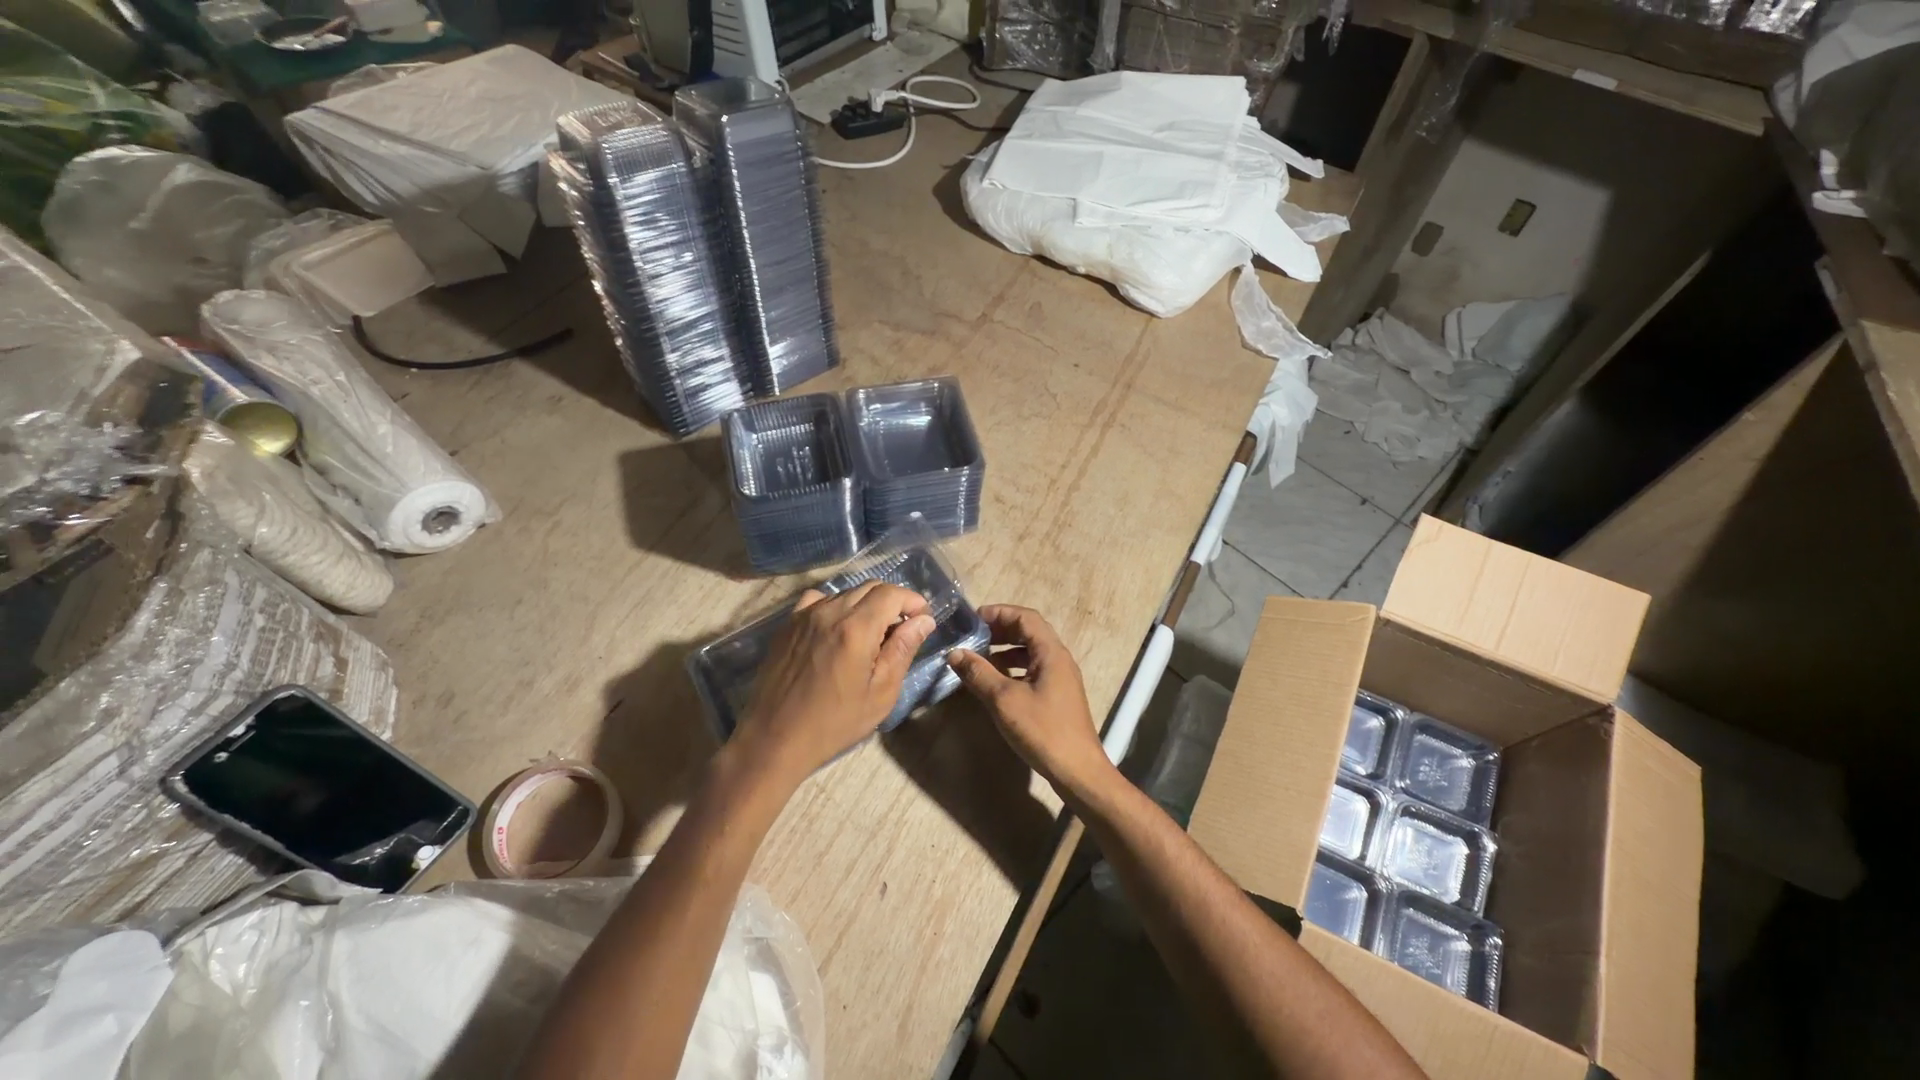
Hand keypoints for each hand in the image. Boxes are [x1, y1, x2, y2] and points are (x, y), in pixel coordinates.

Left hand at [735, 582, 935, 778]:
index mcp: (856, 628)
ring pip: (844, 593)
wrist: (775, 738)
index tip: (922, 618)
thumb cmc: (835, 722)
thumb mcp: (880, 692)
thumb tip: (923, 620)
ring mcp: (803, 615)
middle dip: (891, 601)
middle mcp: (829, 611)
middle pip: (869, 588)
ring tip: (870, 634)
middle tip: (900, 629)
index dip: (912, 600)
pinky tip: (836, 630)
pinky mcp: (787, 625)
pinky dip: (835, 607)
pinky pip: (817, 601)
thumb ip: (903, 650)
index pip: (891, 593)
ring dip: (864, 605)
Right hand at [946, 605, 1111, 798]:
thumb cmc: (1042, 730)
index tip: (973, 619)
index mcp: (1051, 652)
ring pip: (1030, 652)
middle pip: (1029, 632)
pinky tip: (995, 683)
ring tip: (978, 659)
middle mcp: (1059, 659)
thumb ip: (978, 673)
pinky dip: (1012, 669)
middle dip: (1000, 630)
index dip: (999, 613)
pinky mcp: (1057, 696)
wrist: (1076, 769)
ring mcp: (1060, 678)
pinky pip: (1032, 670)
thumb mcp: (1004, 700)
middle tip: (972, 636)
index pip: (1025, 617)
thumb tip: (955, 653)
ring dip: (1005, 650)